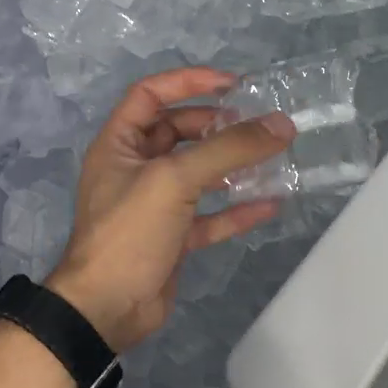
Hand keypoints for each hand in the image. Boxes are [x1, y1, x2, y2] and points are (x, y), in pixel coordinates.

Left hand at [45, 67, 295, 351]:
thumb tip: (281, 124)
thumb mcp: (174, 180)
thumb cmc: (129, 232)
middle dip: (218, 126)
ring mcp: (151, 205)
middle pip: (177, 132)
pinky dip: (235, 209)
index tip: (234, 83)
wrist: (107, 304)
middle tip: (262, 126)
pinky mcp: (169, 238)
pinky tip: (272, 203)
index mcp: (117, 146)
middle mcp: (132, 169)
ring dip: (232, 165)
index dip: (187, 82)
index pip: (148, 96)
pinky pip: (207, 216)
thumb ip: (227, 150)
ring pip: (196, 174)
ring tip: (277, 157)